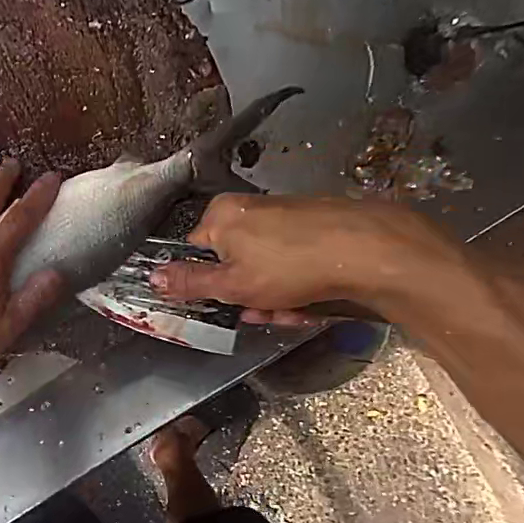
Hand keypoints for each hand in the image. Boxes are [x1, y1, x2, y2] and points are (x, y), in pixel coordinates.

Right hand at [149, 195, 465, 322]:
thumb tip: (151, 277)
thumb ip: (188, 283)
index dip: (205, 286)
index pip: (193, 254)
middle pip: (231, 264)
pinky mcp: (313, 224)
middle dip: (245, 296)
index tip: (223, 306)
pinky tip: (310, 300)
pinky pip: (289, 260)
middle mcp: (249, 209)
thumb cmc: (291, 267)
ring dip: (272, 297)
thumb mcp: (231, 285)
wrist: (371, 251)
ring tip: (293, 310)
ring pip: (262, 267)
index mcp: (221, 216)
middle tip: (264, 313)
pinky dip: (295, 284)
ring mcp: (283, 215)